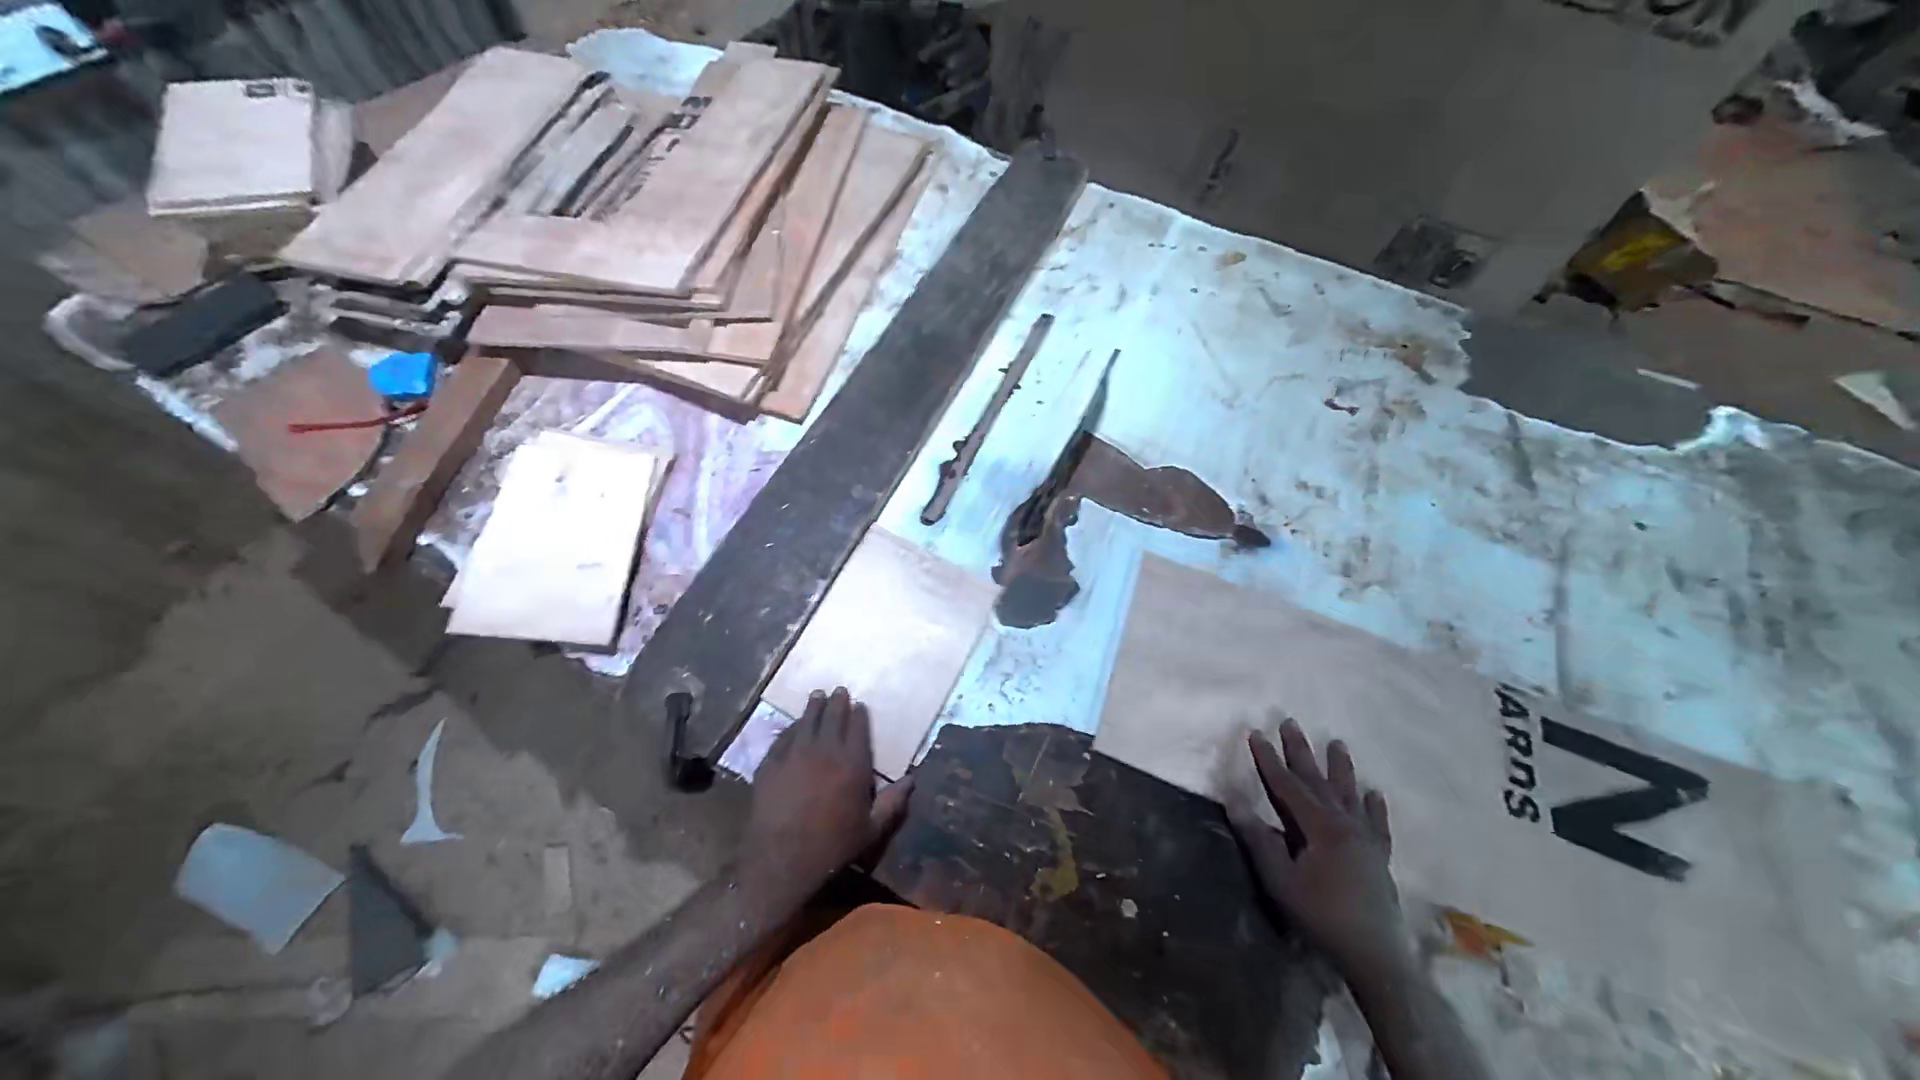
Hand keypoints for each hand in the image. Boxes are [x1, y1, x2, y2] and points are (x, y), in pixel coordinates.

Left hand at [736, 688, 913, 914]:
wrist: (782, 860)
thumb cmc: (833, 847)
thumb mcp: (871, 830)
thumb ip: (893, 803)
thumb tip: (912, 780)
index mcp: (853, 764)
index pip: (858, 728)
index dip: (859, 714)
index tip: (859, 704)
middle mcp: (825, 751)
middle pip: (833, 717)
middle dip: (837, 702)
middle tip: (839, 690)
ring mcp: (795, 755)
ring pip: (806, 721)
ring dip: (813, 706)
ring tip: (817, 695)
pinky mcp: (771, 764)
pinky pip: (783, 738)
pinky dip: (790, 728)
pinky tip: (793, 726)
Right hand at [1230, 719, 1409, 978]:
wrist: (1374, 955)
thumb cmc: (1321, 915)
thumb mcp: (1280, 880)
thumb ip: (1258, 839)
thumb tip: (1235, 800)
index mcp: (1320, 827)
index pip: (1287, 785)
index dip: (1269, 759)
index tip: (1256, 733)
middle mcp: (1345, 824)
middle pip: (1318, 781)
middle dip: (1301, 752)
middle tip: (1291, 722)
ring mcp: (1366, 840)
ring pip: (1350, 795)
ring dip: (1341, 769)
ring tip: (1337, 743)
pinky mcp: (1379, 858)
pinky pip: (1377, 824)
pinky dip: (1374, 806)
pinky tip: (1374, 794)